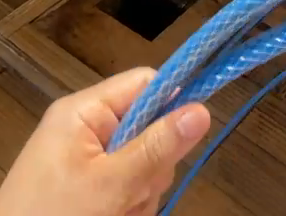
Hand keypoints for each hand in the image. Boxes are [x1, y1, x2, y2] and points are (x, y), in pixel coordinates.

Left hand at [0, 67, 211, 215]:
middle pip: (147, 127)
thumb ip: (157, 148)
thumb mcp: (110, 187)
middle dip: (151, 166)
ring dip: (140, 195)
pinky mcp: (81, 193)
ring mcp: (81, 163)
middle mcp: (83, 129)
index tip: (187, 137)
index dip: (172, 103)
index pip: (146, 83)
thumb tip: (205, 109)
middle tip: (136, 195)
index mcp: (83, 111)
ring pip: (140, 164)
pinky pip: (123, 189)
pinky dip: (126, 209)